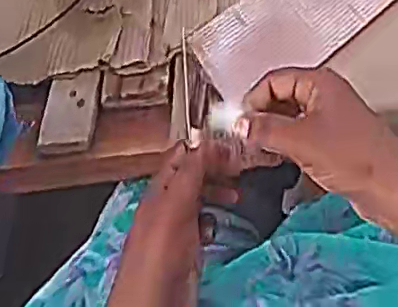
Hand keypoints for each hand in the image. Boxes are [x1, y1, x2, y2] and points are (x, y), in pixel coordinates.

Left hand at [108, 135, 241, 305]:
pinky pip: (201, 225)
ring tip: (234, 196)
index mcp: (159, 189)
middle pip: (192, 175)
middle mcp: (166, 205)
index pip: (182, 154)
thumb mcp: (175, 205)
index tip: (231, 146)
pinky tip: (216, 226)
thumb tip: (206, 142)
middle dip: (215, 168)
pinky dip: (212, 219)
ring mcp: (176, 229)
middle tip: (238, 169)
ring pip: (198, 198)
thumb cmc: (159, 256)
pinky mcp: (185, 251)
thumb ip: (190, 173)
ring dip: (217, 192)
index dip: (205, 147)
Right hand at [239, 68, 397, 205]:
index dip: (254, 100)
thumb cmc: (354, 156)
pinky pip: (302, 133)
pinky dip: (288, 143)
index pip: (274, 80)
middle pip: (282, 96)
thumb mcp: (301, 140)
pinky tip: (281, 158)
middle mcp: (325, 93)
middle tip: (247, 137)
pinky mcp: (335, 139)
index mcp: (318, 81)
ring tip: (261, 150)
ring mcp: (331, 116)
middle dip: (263, 116)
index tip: (240, 122)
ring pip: (291, 117)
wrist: (392, 187)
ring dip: (274, 132)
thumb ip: (266, 130)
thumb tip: (241, 124)